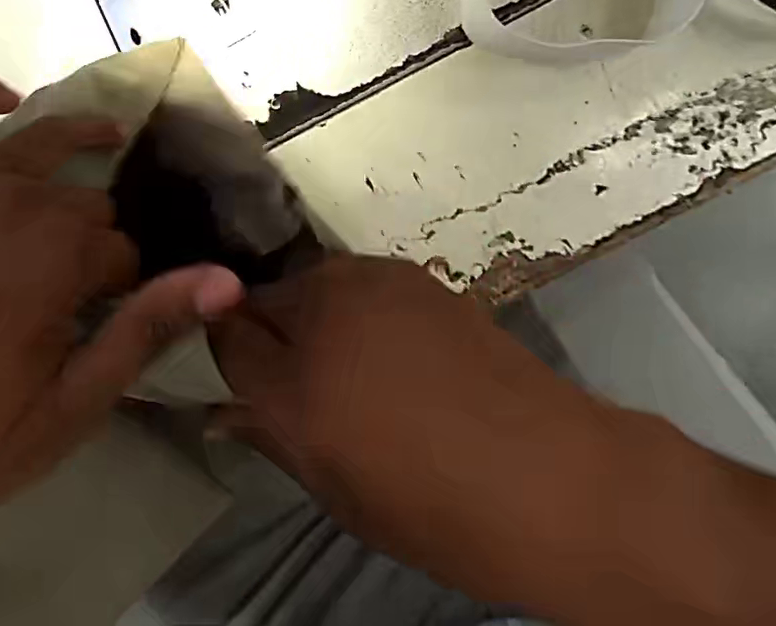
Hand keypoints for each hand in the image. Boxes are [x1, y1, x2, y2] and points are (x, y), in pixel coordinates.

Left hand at [0, 72, 243, 624]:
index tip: (102, 329)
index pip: (124, 255)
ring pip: (42, 146)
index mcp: (55, 258)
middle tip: (79, 299)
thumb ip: (145, 333)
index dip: (122, 294)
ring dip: (82, 146)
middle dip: (95, 245)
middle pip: (86, 206)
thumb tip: (227, 281)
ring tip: (111, 143)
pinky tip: (2, 96)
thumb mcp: (60, 414)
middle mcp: (13, 203)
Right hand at [208, 256, 775, 625]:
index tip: (243, 380)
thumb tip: (224, 407)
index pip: (225, 333)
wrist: (551, 473)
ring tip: (351, 369)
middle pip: (267, 300)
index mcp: (294, 363)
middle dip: (269, 334)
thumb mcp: (332, 483)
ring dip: (314, 319)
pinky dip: (356, 311)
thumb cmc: (432, 501)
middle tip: (299, 383)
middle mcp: (327, 301)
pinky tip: (391, 353)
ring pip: (314, 288)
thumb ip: (266, 429)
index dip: (228, 356)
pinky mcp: (414, 274)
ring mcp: (374, 278)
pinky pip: (358, 286)